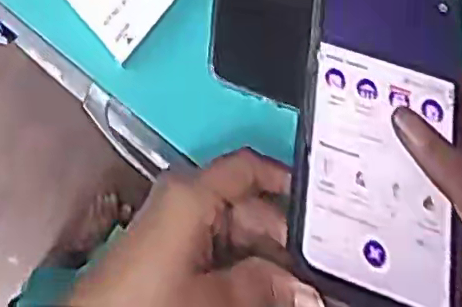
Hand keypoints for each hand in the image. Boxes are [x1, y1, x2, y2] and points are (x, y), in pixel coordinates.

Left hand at [68, 149, 321, 306]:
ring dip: (267, 260)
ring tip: (299, 290)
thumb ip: (260, 285)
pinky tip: (266, 293)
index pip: (247, 167)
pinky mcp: (172, 246)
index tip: (318, 204)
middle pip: (247, 204)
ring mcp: (177, 221)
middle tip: (318, 272)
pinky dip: (244, 266)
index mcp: (190, 192)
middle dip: (283, 239)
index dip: (284, 179)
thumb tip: (300, 286)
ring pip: (236, 230)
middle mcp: (183, 197)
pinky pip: (218, 246)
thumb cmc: (143, 300)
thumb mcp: (213, 295)